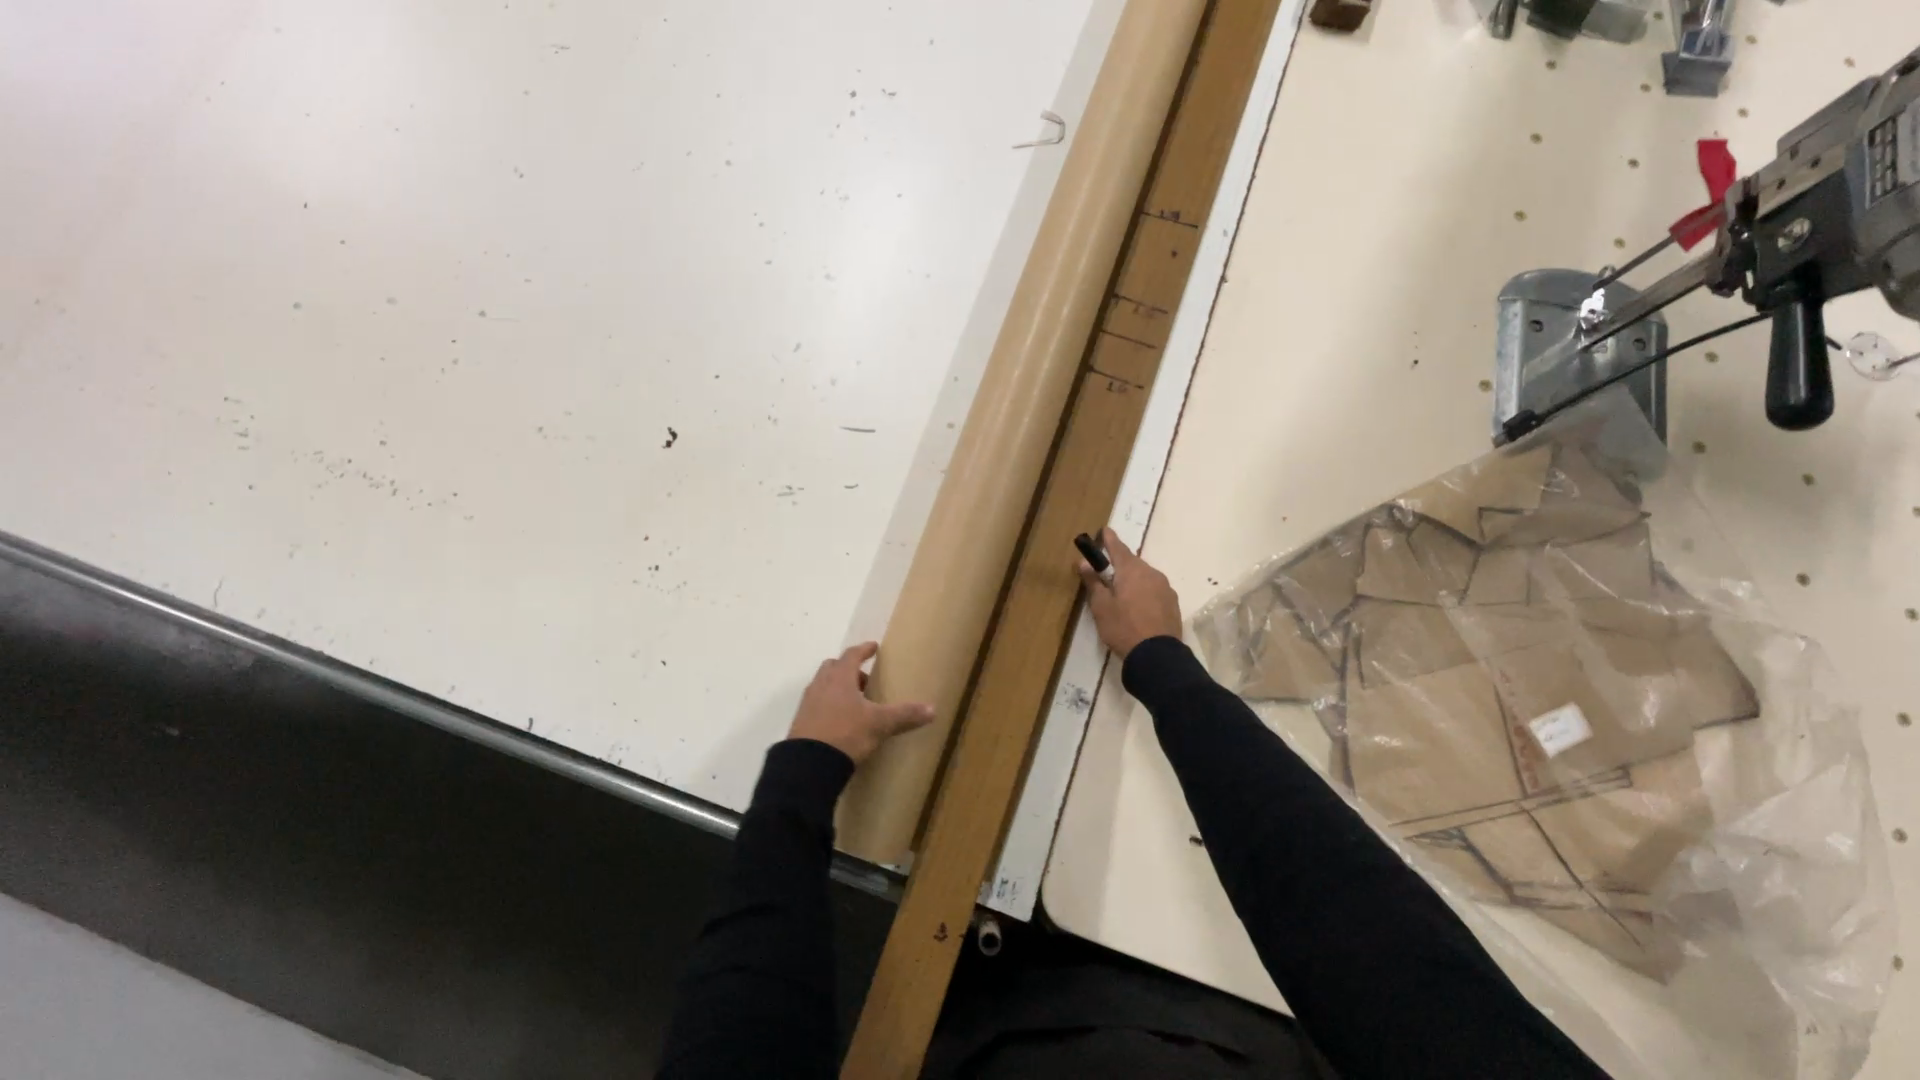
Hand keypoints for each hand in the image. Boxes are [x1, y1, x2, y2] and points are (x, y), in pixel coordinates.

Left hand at [788, 642, 935, 765]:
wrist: (810, 763)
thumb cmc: (846, 733)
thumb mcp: (880, 724)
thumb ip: (905, 715)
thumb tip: (932, 709)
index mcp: (840, 678)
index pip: (852, 655)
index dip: (864, 650)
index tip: (873, 647)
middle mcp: (821, 684)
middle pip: (833, 666)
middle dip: (848, 669)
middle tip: (864, 679)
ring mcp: (808, 702)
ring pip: (823, 685)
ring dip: (837, 687)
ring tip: (854, 701)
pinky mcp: (801, 720)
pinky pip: (816, 703)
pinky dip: (828, 704)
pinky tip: (839, 720)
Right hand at [1075, 527, 1182, 658]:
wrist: (1157, 655)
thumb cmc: (1123, 627)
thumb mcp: (1101, 606)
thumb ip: (1093, 582)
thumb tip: (1084, 562)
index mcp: (1132, 570)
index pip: (1118, 547)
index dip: (1109, 539)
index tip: (1104, 530)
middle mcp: (1151, 573)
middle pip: (1132, 563)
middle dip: (1120, 564)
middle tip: (1107, 571)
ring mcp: (1165, 588)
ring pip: (1145, 577)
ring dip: (1133, 580)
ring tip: (1122, 594)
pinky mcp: (1173, 603)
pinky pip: (1154, 590)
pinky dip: (1144, 592)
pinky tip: (1138, 607)